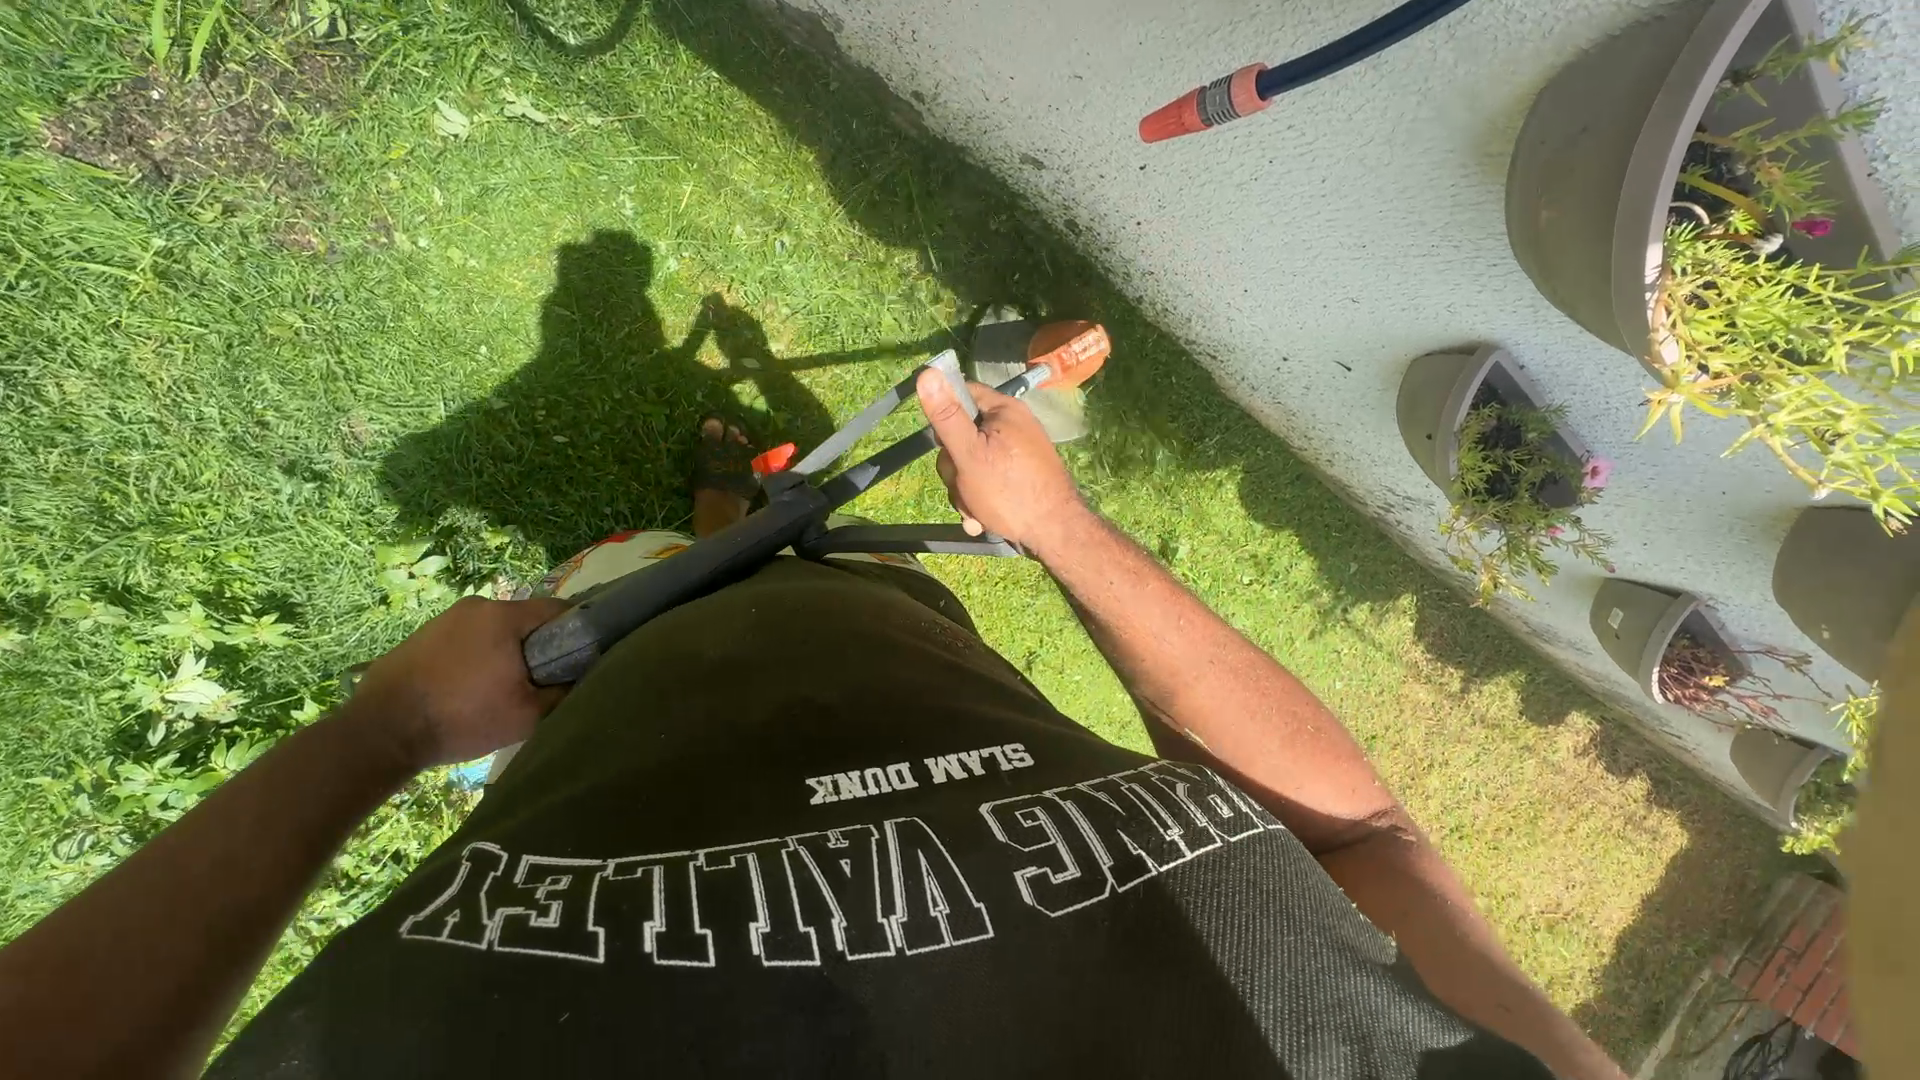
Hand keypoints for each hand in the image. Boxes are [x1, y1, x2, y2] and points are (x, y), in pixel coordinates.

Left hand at [347, 596, 571, 770]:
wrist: (379, 733)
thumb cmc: (461, 718)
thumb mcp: (527, 715)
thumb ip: (564, 692)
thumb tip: (583, 678)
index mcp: (504, 615)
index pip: (560, 610)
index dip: (579, 632)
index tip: (583, 659)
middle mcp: (476, 606)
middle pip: (527, 621)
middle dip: (540, 647)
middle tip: (542, 681)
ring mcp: (445, 619)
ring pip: (496, 631)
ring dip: (507, 653)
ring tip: (505, 689)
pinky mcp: (423, 635)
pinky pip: (467, 640)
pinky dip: (479, 658)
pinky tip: (471, 689)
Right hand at [916, 368, 1088, 555]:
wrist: (1054, 532)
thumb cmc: (1010, 491)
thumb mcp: (969, 453)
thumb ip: (947, 416)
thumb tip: (927, 372)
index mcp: (1004, 410)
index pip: (962, 394)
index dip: (944, 416)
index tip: (942, 443)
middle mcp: (1012, 426)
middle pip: (962, 435)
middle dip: (955, 468)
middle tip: (963, 486)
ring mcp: (1016, 453)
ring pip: (970, 463)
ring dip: (964, 491)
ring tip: (976, 511)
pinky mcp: (1018, 476)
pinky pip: (986, 480)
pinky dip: (979, 500)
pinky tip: (981, 519)